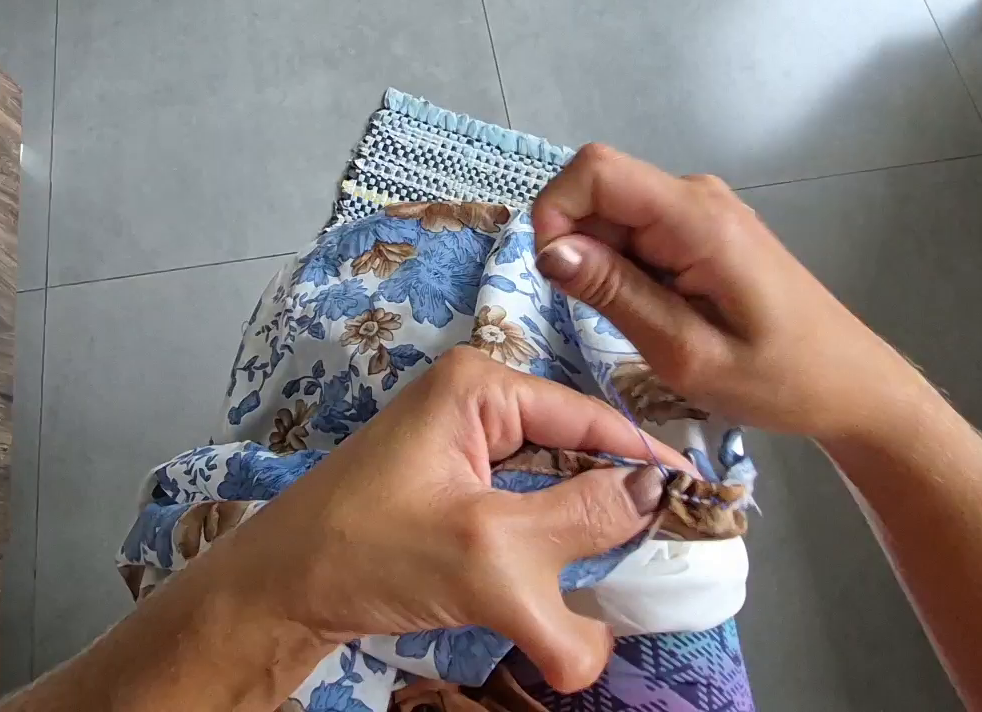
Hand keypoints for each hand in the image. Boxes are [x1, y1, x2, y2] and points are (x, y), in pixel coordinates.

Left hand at [201, 347, 691, 692]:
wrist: (280, 591)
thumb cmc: (371, 550)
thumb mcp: (488, 544)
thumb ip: (580, 521)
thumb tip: (657, 497)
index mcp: (479, 387)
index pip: (584, 416)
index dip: (645, 457)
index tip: (702, 499)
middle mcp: (472, 403)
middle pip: (568, 452)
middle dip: (606, 510)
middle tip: (660, 560)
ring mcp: (458, 445)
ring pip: (545, 488)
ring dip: (572, 542)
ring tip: (607, 586)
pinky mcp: (449, 486)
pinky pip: (517, 509)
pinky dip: (540, 551)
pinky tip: (554, 594)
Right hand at [530, 143, 934, 444]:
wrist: (853, 386)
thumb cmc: (779, 380)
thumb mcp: (686, 352)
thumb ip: (615, 293)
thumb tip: (548, 249)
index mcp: (697, 218)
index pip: (595, 170)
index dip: (556, 211)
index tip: (556, 275)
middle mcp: (695, 195)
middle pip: (599, 190)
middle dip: (578, 247)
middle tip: (605, 312)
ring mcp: (699, 208)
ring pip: (611, 212)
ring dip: (601, 261)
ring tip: (642, 317)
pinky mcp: (700, 226)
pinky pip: (635, 228)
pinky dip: (623, 265)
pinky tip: (656, 307)